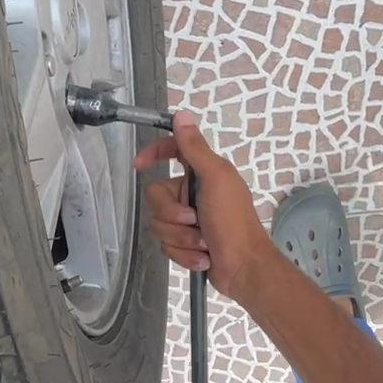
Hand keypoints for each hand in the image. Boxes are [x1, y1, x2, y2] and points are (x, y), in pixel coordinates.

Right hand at [133, 112, 275, 300]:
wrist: (243, 268)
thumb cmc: (233, 221)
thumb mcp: (215, 178)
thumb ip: (195, 149)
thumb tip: (181, 114)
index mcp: (202, 173)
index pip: (171, 152)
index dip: (154, 154)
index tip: (139, 164)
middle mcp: (193, 193)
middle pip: (156, 196)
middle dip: (172, 214)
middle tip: (193, 220)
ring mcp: (189, 219)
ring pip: (159, 223)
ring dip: (180, 237)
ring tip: (202, 243)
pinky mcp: (186, 243)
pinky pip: (167, 245)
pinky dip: (184, 254)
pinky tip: (202, 258)